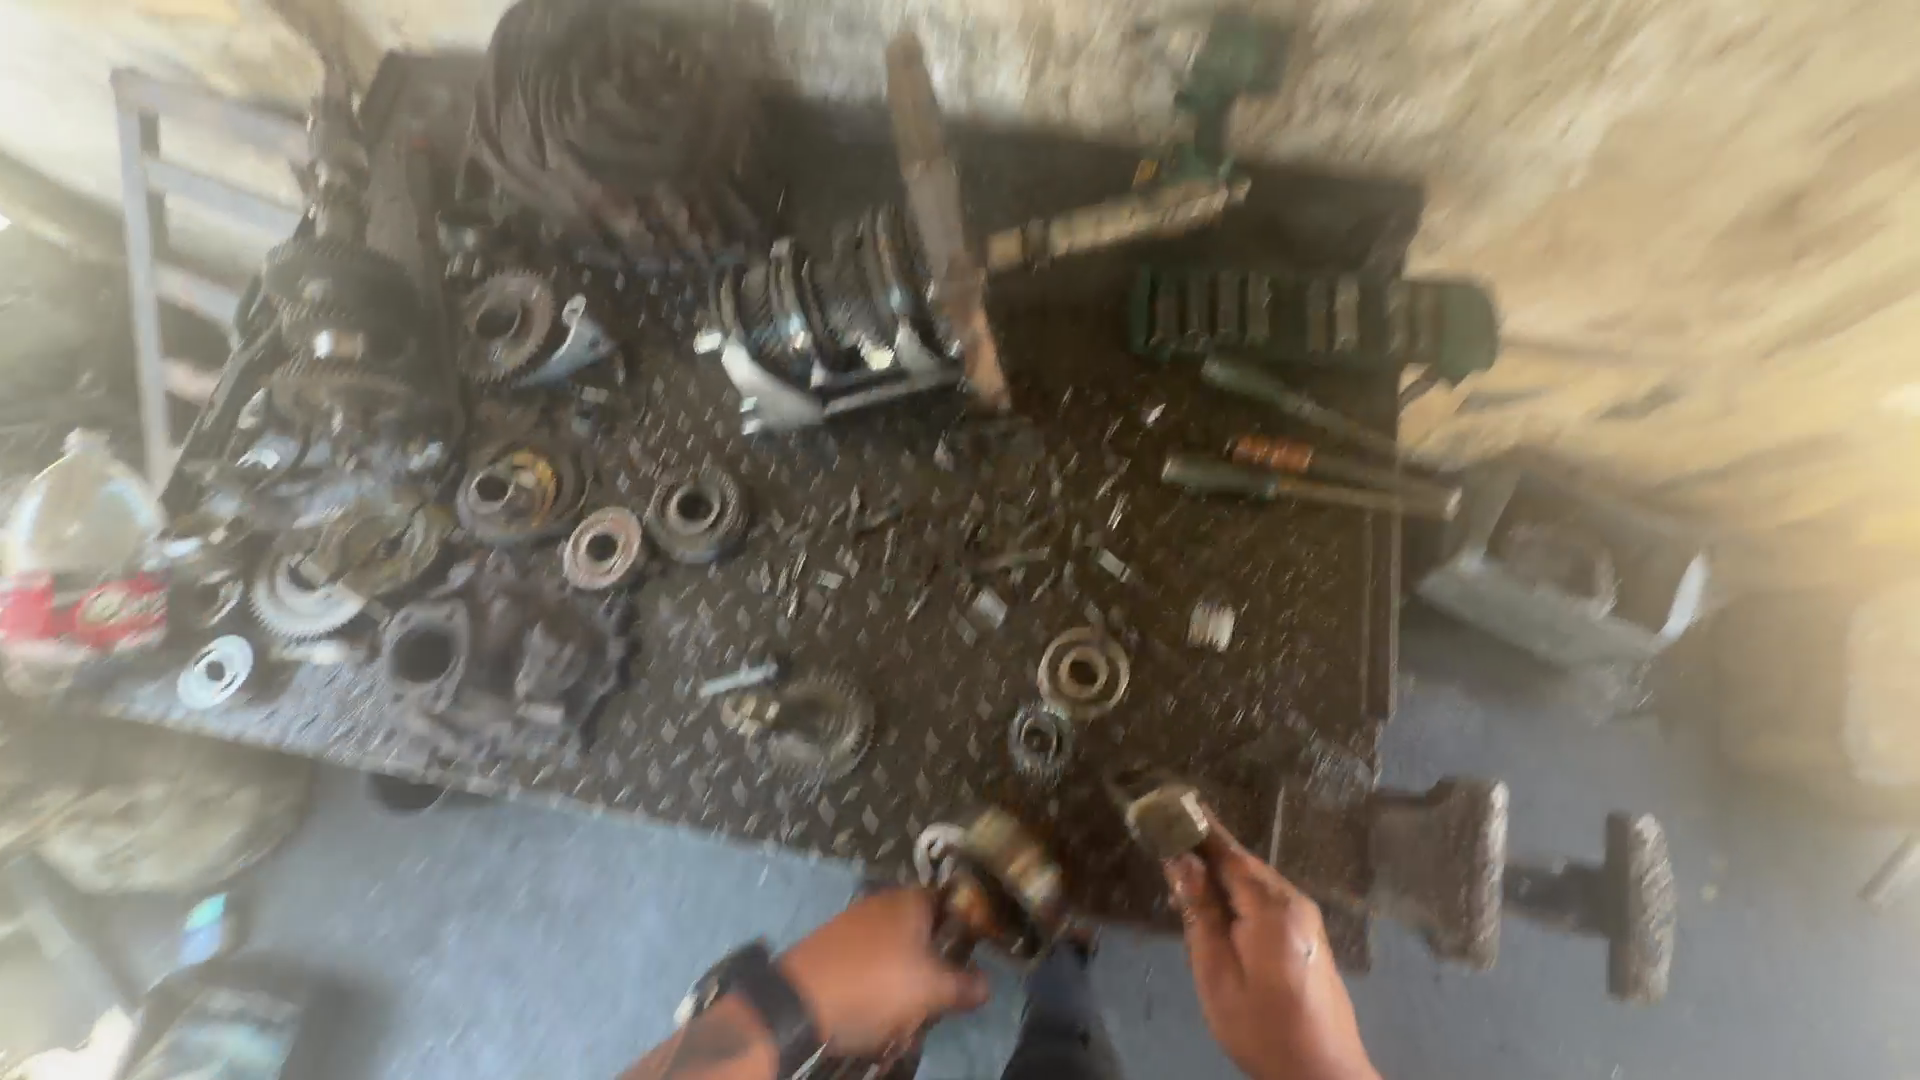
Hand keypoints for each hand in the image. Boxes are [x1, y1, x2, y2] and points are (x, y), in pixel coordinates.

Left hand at [777, 887, 989, 1056]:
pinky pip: (871, 972)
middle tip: (931, 1010)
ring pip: (898, 962)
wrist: (798, 1002)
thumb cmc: (875, 984)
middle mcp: (884, 904)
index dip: (965, 935)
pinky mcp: (835, 951)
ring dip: (905, 995)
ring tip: (901, 1028)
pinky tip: (875, 1026)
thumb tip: (988, 983)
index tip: (969, 967)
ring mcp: (856, 926)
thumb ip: (964, 985)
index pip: (951, 906)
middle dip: (932, 977)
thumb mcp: (930, 990)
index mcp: (911, 901)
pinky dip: (877, 998)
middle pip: (925, 938)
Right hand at [1165, 824, 1379, 1079]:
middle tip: (1166, 835)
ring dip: (1219, 870)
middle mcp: (1293, 901)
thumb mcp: (1217, 972)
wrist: (1324, 1077)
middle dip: (1204, 847)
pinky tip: (1217, 901)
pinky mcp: (1308, 935)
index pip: (1227, 851)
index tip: (1170, 802)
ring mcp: (1306, 918)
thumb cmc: (1261, 1026)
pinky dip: (1237, 889)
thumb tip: (1181, 860)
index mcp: (1271, 906)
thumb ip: (1200, 912)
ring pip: (1254, 879)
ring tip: (1182, 866)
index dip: (1197, 826)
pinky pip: (1265, 896)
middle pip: (1241, 862)